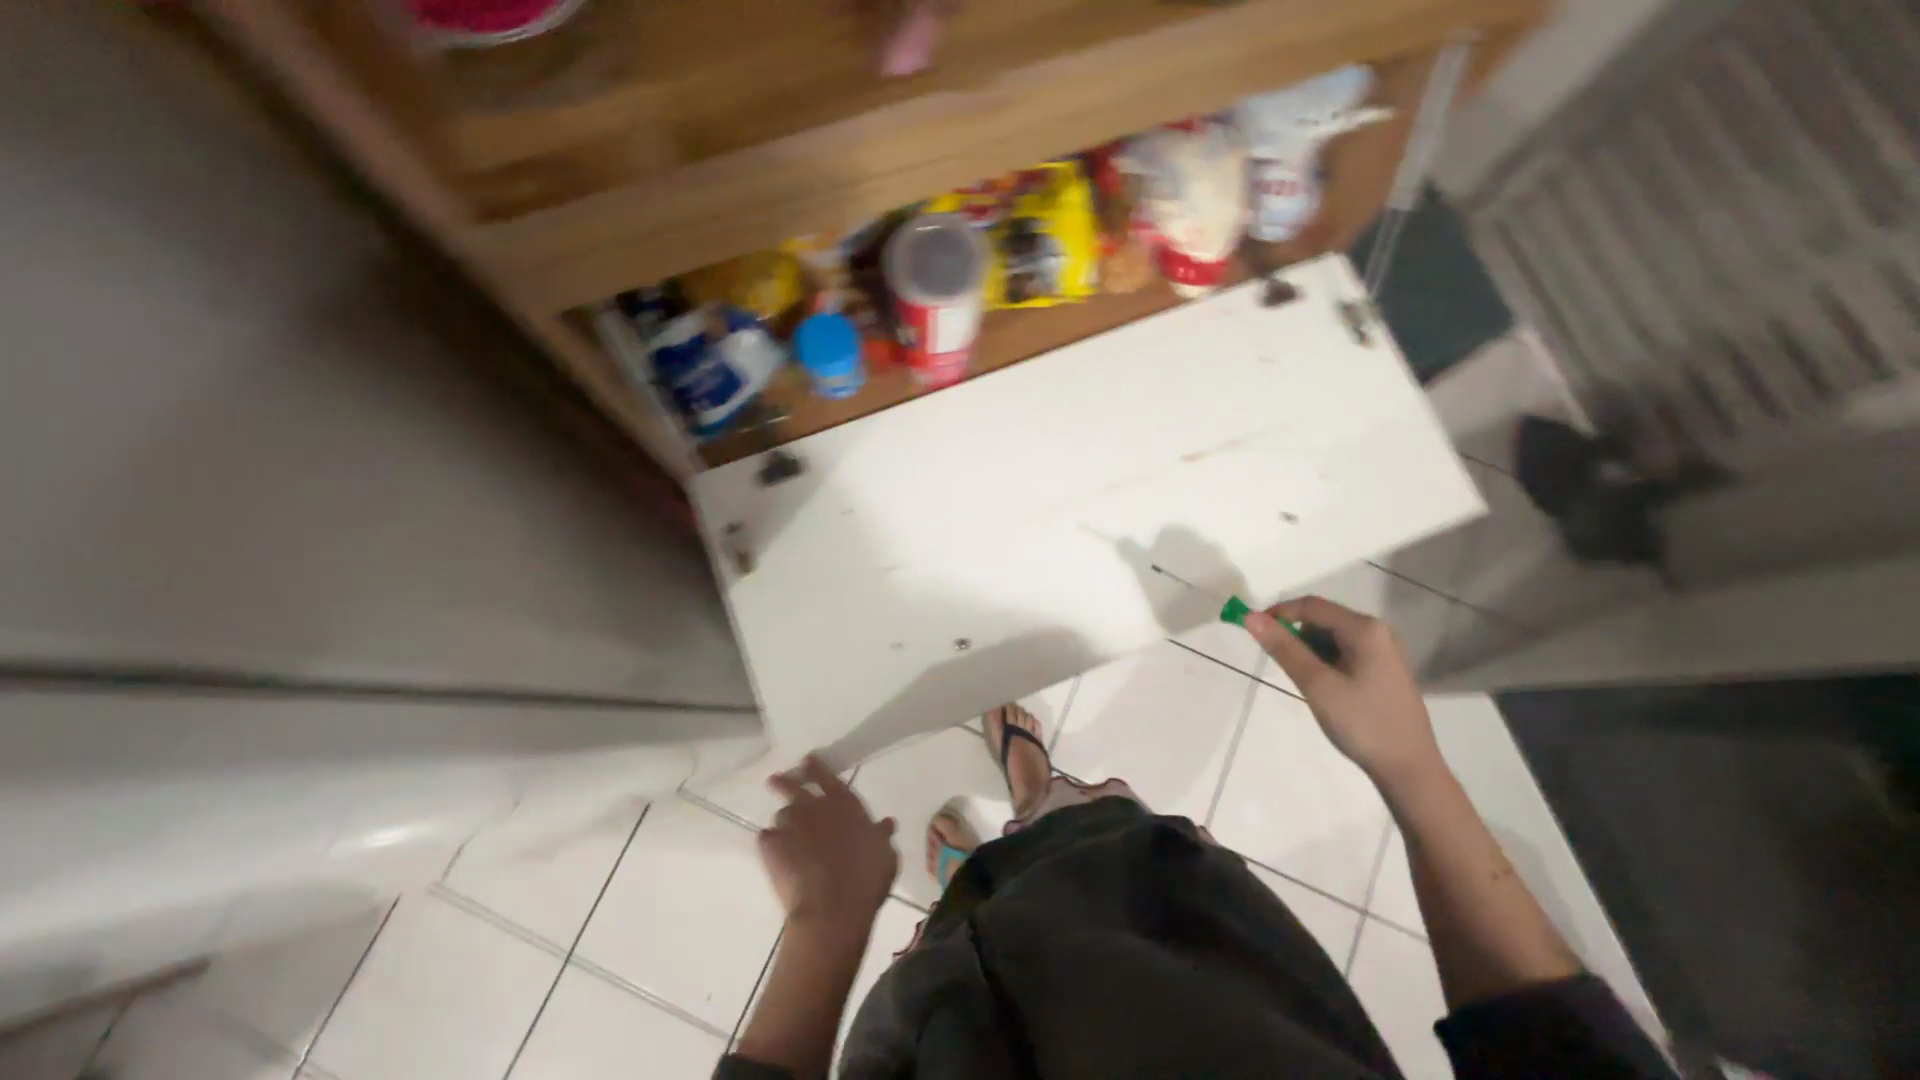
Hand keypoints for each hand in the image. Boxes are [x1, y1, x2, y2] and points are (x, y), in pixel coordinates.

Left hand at [758, 755, 898, 933]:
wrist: (832, 907)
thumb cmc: (867, 878)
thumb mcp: (885, 855)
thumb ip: (881, 836)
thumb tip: (886, 823)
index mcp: (844, 804)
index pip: (826, 776)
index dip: (816, 767)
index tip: (807, 760)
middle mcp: (814, 807)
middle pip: (794, 787)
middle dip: (785, 782)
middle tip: (775, 780)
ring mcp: (789, 825)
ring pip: (782, 815)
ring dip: (784, 821)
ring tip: (785, 833)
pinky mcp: (771, 847)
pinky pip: (767, 838)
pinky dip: (772, 843)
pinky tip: (776, 852)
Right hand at [1243, 596, 1444, 783]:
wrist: (1409, 768)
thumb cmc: (1362, 723)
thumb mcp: (1317, 685)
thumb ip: (1284, 648)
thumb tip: (1251, 617)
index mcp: (1365, 629)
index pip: (1311, 606)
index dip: (1278, 614)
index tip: (1253, 633)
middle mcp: (1378, 632)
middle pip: (1323, 620)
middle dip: (1296, 637)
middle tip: (1285, 670)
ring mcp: (1384, 651)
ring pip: (1333, 639)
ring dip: (1311, 653)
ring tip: (1309, 686)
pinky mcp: (1384, 670)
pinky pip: (1346, 653)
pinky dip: (1327, 664)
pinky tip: (1326, 691)